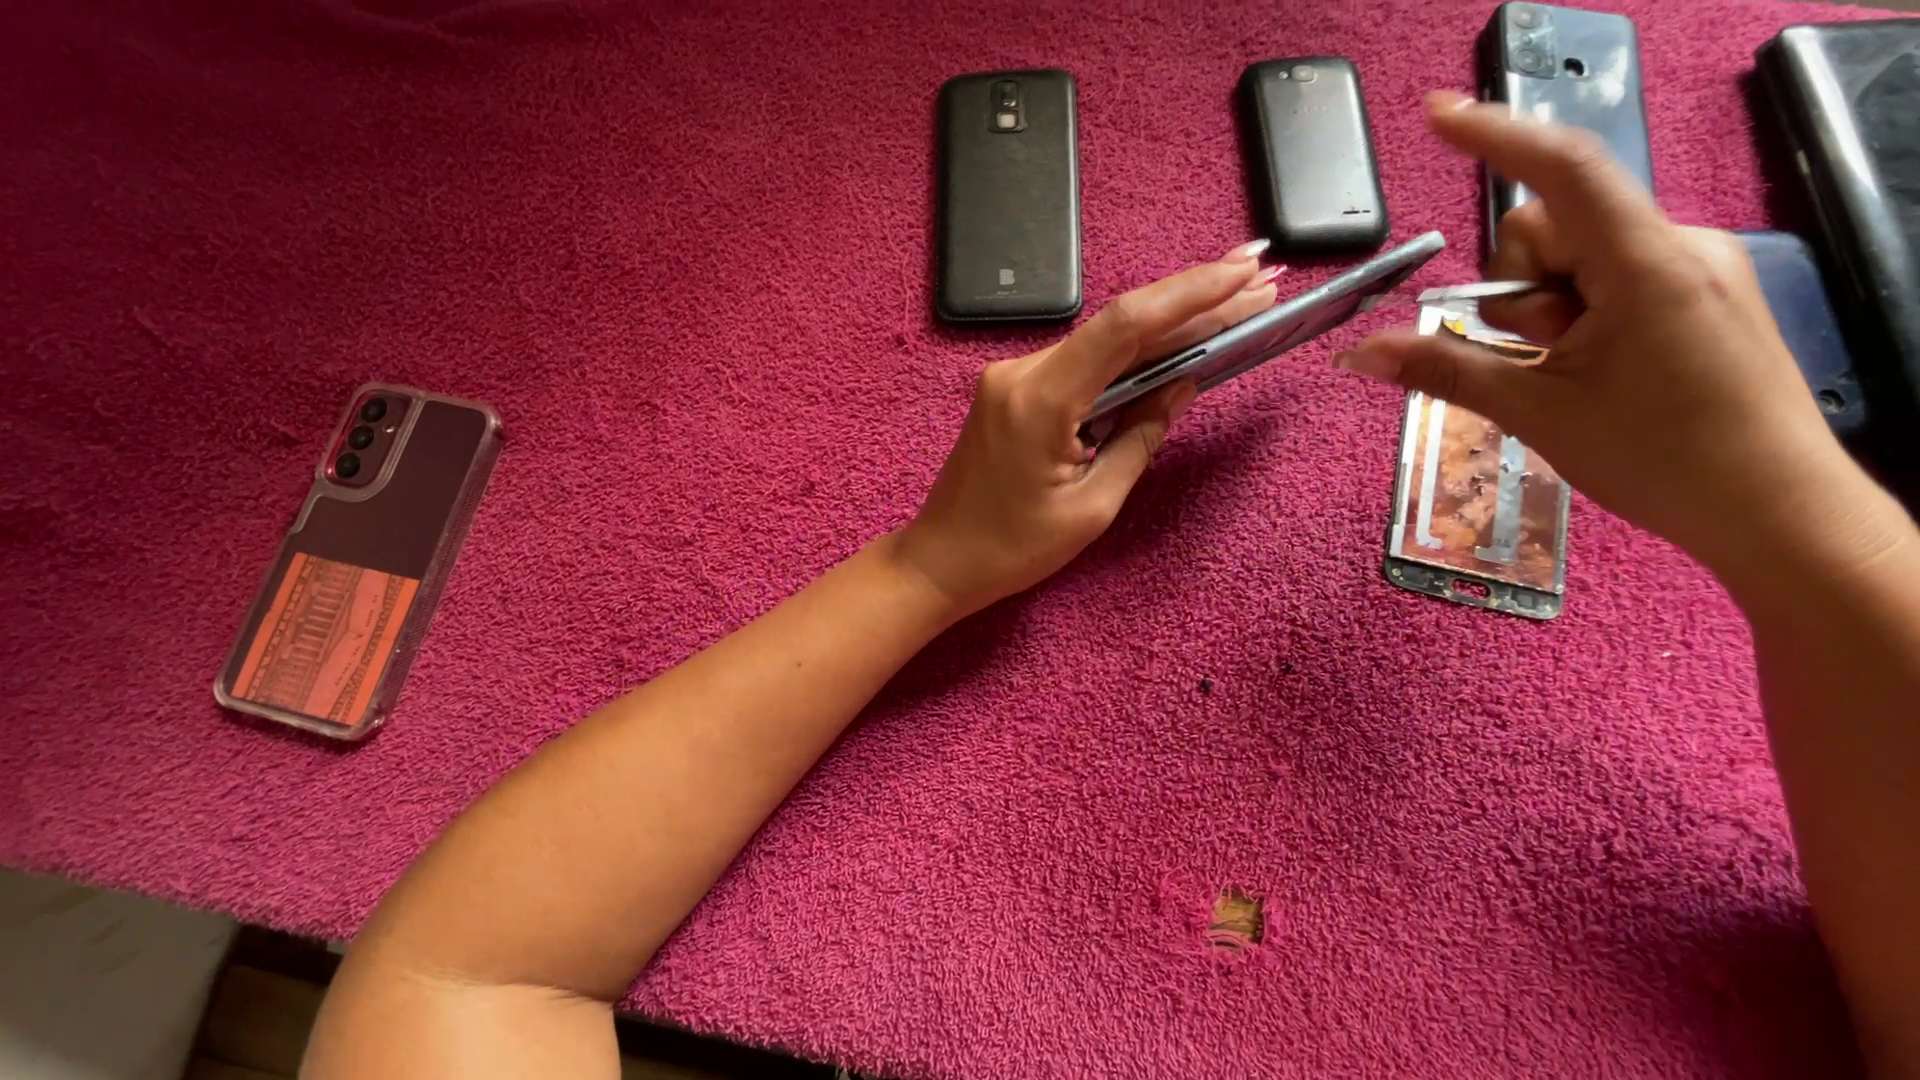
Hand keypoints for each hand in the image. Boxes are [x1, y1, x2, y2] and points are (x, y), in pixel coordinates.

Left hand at [896, 244, 1282, 615]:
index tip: (1243, 271)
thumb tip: (1180, 387)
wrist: (941, 559)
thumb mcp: (1092, 506)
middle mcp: (1021, 373)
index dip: (1191, 293)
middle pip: (1118, 327)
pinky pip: (1080, 364)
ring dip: (1165, 330)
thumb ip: (1140, 438)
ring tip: (1233, 308)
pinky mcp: (1013, 391)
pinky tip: (1173, 346)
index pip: (1125, 326)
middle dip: (1193, 305)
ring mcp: (1012, 378)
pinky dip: (1128, 358)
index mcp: (1040, 400)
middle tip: (1258, 282)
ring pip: (1101, 343)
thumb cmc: (1012, 548)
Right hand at [1338, 92, 1889, 585]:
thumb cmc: (1657, 457)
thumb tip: (1358, 353)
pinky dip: (1577, 311)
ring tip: (1570, 368)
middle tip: (1537, 351)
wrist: (1773, 507)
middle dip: (1518, 284)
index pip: (1562, 172)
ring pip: (1578, 255)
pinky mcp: (1701, 291)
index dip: (1496, 135)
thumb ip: (1442, 370)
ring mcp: (1695, 267)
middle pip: (1552, 226)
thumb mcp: (1534, 411)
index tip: (1436, 114)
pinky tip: (1594, 365)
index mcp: (1644, 264)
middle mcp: (1678, 245)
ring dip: (1546, 305)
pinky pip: (1611, 275)